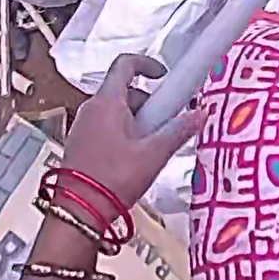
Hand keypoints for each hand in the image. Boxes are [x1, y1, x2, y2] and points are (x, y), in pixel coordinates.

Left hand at [61, 54, 206, 209]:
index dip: (147, 63)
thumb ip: (179, 130)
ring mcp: (81, 126)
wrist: (77, 216)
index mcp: (107, 101)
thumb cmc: (114, 179)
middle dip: (147, 102)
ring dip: (135, 119)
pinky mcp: (77, 145)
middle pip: (123, 90)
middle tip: (163, 123)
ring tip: (150, 146)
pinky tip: (131, 158)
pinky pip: (103, 126)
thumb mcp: (154, 154)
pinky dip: (121, 132)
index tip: (164, 76)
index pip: (125, 63)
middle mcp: (90, 108)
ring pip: (114, 110)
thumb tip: (202, 113)